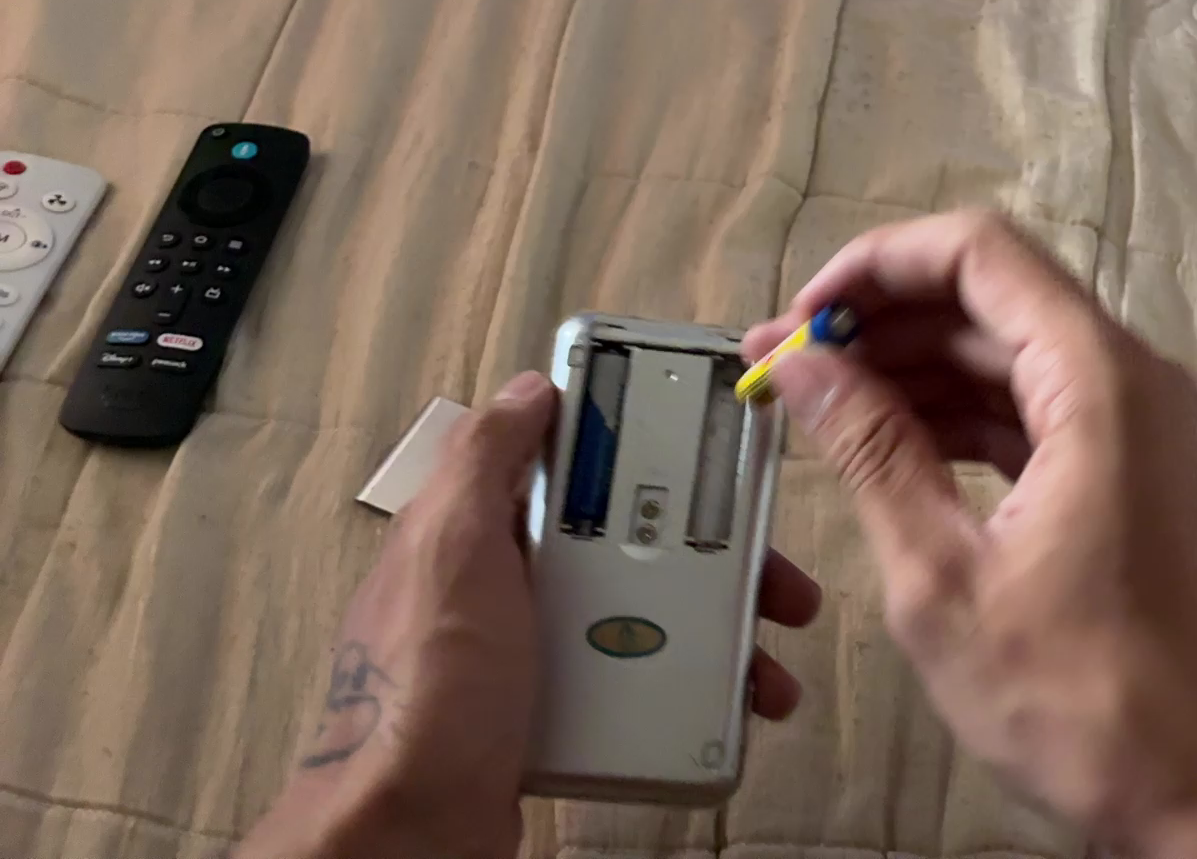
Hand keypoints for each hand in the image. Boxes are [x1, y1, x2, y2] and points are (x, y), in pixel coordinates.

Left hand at [239, 372, 822, 858]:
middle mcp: (533, 585)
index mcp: (500, 536)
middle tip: (780, 579)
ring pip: (665, 612)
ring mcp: (560, 648)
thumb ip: (483, 467)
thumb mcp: (449, 559)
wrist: (411, 844)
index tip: (721, 466)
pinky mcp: (582, 704)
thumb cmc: (430, 692)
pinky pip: (658, 671)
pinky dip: (705, 679)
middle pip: (651, 547)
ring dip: (730, 624)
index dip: (661, 462)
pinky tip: (743, 699)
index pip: (593, 475)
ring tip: (775, 656)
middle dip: (725, 556)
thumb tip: (530, 388)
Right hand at [745, 212, 1196, 858]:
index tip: (806, 316)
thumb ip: (870, 449)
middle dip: (882, 320)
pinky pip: (1026, 401)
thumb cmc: (1083, 697)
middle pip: (988, 295)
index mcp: (1096, 377)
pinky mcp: (1122, 457)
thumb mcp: (944, 575)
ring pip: (1003, 348)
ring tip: (823, 403)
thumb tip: (801, 364)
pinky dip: (955, 410)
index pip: (977, 252)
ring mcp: (1131, 415)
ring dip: (912, 366)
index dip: (878, 265)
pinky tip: (889, 439)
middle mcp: (1126, 373)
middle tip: (791, 362)